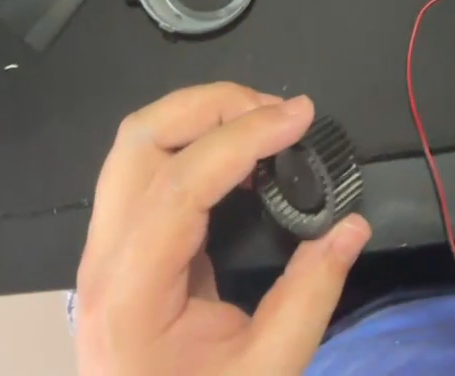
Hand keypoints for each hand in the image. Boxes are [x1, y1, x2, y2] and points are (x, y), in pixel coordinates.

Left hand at [75, 83, 372, 375]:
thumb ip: (310, 295)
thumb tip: (353, 225)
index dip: (244, 137)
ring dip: (200, 113)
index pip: (181, 184)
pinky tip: (237, 152)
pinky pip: (143, 160)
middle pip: (143, 138)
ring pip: (137, 139)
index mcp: (132, 292)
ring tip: (262, 120)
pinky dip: (190, 136)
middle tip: (281, 113)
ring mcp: (101, 242)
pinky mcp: (114, 238)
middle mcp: (103, 253)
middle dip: (216, 106)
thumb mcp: (265, 374)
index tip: (301, 116)